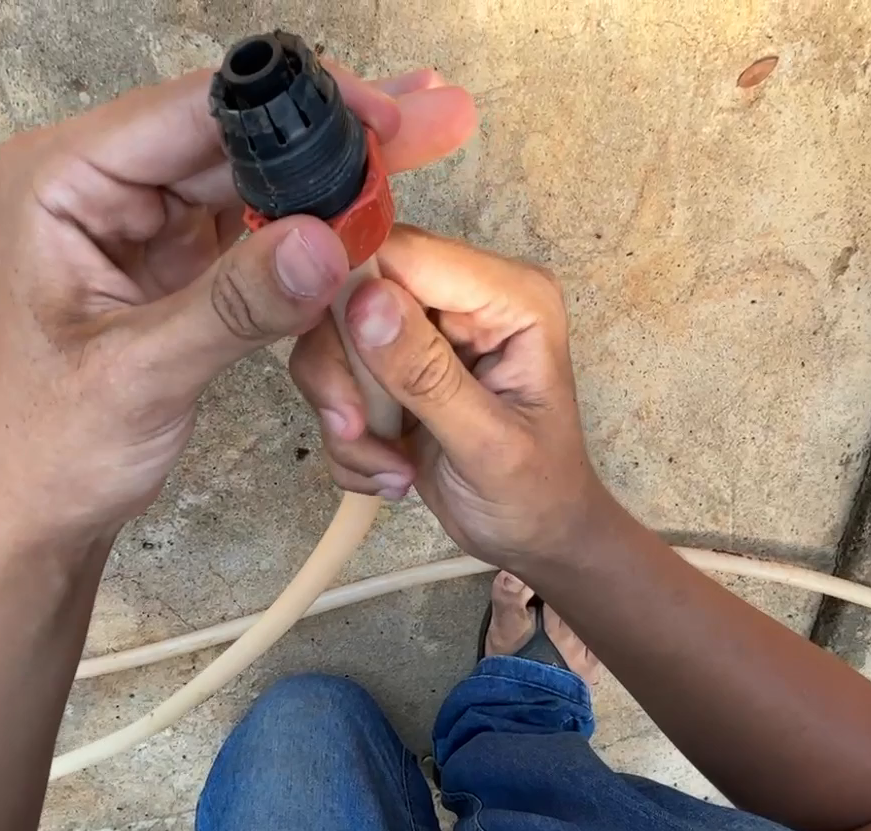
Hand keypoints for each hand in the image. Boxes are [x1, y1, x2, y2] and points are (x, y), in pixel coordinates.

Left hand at [0, 68, 475, 544]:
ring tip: (413, 153)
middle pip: (234, 140)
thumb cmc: (52, 443)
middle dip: (332, 136)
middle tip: (425, 120)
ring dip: (329, 178)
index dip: (294, 108)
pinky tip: (361, 216)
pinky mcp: (178, 265)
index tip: (381, 117)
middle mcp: (103, 186)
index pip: (191, 113)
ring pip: (252, 182)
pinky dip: (308, 231)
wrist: (43, 502)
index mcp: (63, 183)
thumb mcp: (143, 373)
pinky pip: (254, 232)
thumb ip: (234, 305)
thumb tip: (325, 243)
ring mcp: (144, 224)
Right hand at [289, 227, 610, 566]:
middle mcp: (461, 304)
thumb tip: (364, 302)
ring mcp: (422, 339)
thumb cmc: (535, 494)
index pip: (406, 253)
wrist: (532, 536)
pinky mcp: (395, 375)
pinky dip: (352, 441)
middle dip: (346, 378)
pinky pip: (339, 387)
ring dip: (348, 420)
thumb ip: (428, 374)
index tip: (341, 370)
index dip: (354, 294)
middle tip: (357, 435)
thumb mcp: (487, 442)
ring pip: (335, 346)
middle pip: (354, 296)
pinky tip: (391, 473)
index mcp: (507, 299)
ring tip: (390, 470)